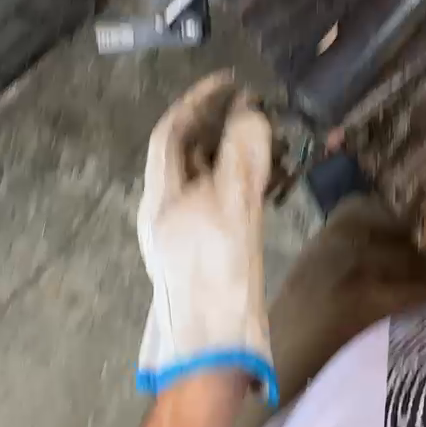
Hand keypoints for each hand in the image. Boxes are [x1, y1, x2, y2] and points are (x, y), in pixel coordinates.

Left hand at [135, 72, 275, 404]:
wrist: (215, 344)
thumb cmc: (219, 274)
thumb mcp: (233, 207)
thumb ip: (241, 155)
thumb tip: (249, 113)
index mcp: (159, 196)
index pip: (170, 132)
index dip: (198, 100)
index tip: (230, 81)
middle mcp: (163, 207)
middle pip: (186, 150)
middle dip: (218, 122)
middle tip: (254, 106)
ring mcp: (180, 228)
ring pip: (203, 173)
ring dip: (231, 150)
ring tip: (266, 137)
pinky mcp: (200, 244)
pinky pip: (214, 197)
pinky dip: (236, 178)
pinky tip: (264, 179)